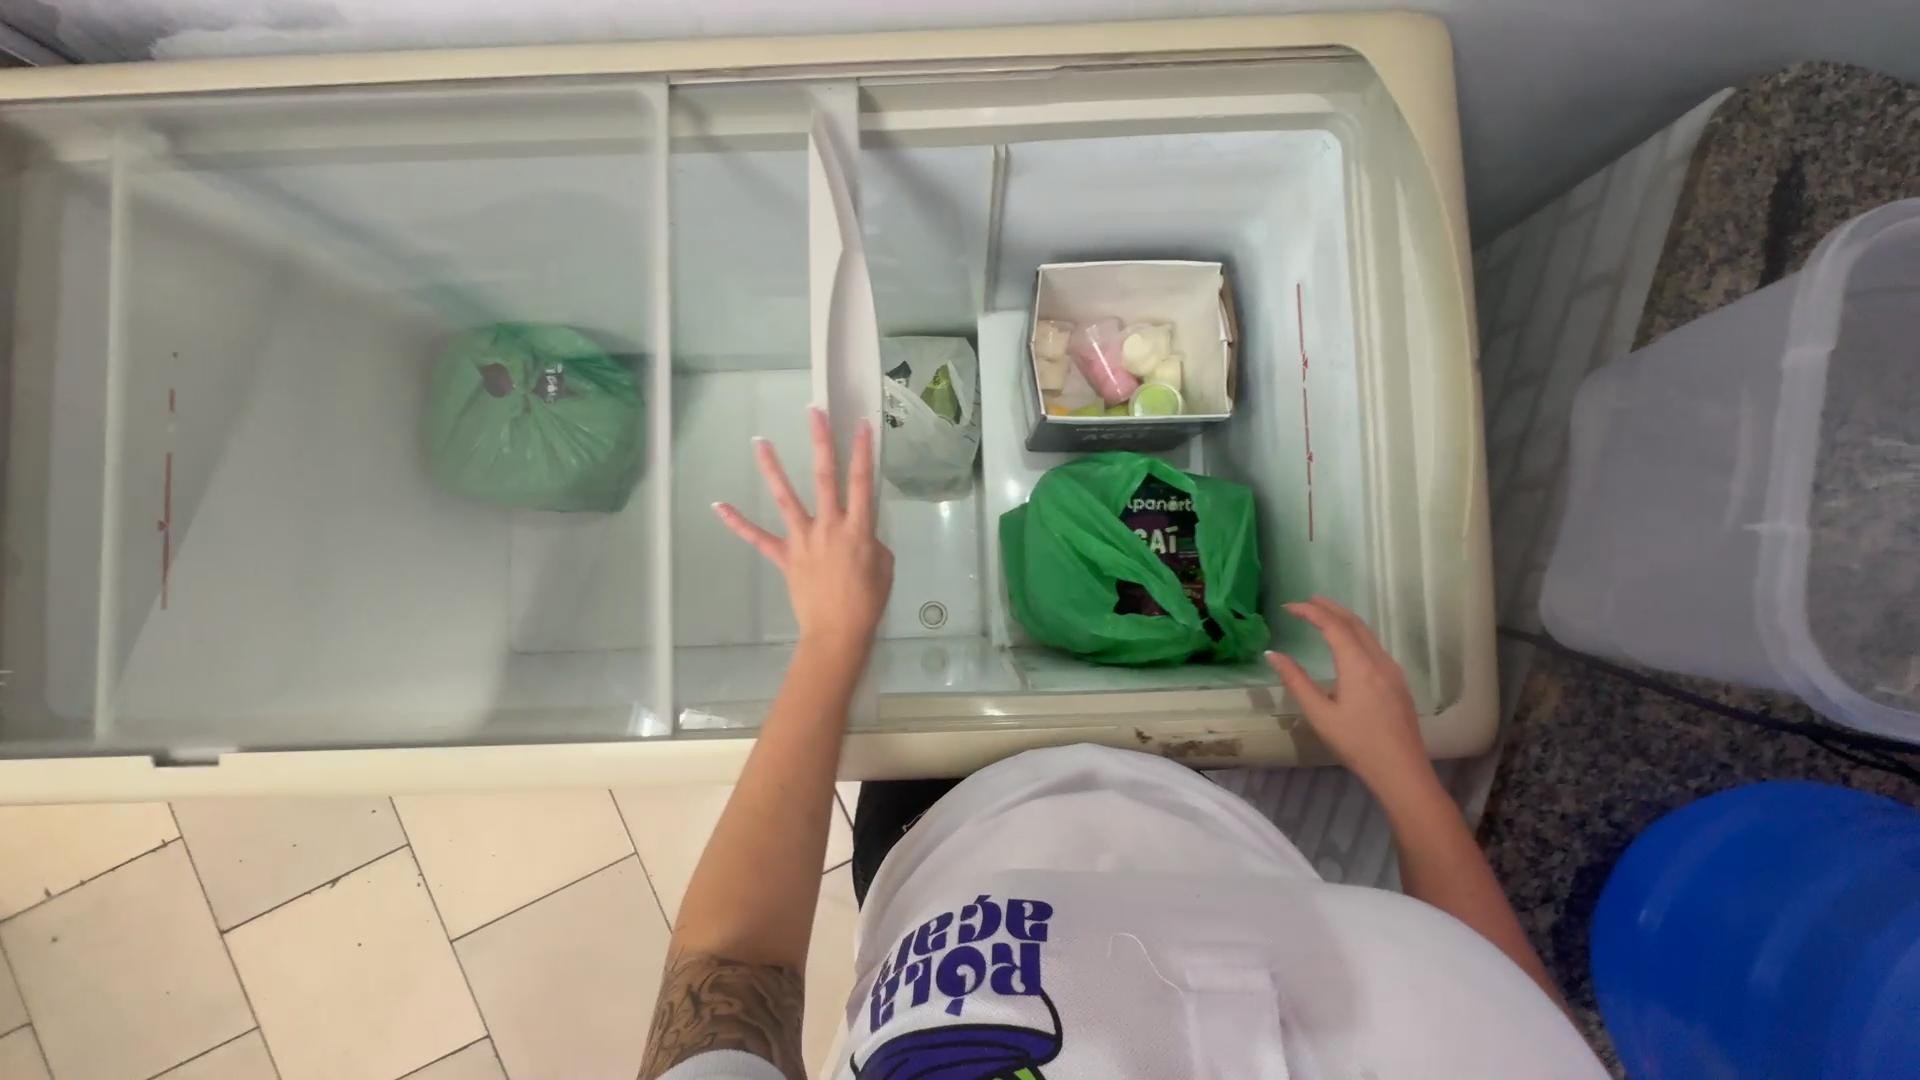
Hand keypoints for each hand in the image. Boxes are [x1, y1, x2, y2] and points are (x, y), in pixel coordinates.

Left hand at [713, 407, 893, 659]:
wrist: (838, 633)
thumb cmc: (867, 602)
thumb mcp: (884, 567)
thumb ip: (872, 543)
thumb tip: (860, 534)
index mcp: (858, 529)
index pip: (861, 482)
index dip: (863, 452)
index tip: (861, 425)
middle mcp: (829, 526)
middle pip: (825, 477)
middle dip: (821, 442)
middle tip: (814, 413)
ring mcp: (803, 540)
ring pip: (786, 498)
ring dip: (772, 468)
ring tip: (760, 441)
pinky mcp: (784, 557)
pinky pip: (758, 538)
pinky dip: (738, 522)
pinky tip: (718, 506)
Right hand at [1266, 596, 1435, 797]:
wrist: (1402, 771)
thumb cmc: (1356, 743)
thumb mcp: (1319, 714)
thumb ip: (1296, 681)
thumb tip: (1273, 655)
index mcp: (1358, 666)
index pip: (1333, 626)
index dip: (1311, 611)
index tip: (1289, 607)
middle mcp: (1379, 661)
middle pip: (1355, 624)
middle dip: (1331, 608)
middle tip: (1308, 601)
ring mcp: (1393, 671)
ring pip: (1368, 634)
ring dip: (1345, 620)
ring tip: (1324, 616)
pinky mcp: (1398, 683)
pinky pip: (1375, 647)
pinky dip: (1356, 635)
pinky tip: (1347, 645)